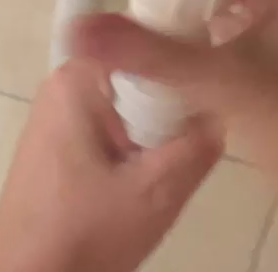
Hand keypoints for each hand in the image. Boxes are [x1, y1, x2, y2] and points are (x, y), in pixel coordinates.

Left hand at [0, 58, 222, 271]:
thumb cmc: (83, 232)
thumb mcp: (154, 194)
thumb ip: (195, 147)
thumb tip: (222, 111)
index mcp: (78, 76)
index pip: (145, 47)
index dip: (182, 67)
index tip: (208, 95)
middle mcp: (63, 83)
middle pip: (136, 79)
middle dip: (165, 112)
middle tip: (185, 146)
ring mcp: (56, 113)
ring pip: (125, 108)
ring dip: (149, 136)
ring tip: (161, 170)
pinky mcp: (56, 143)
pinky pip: (107, 128)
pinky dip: (128, 151)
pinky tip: (136, 184)